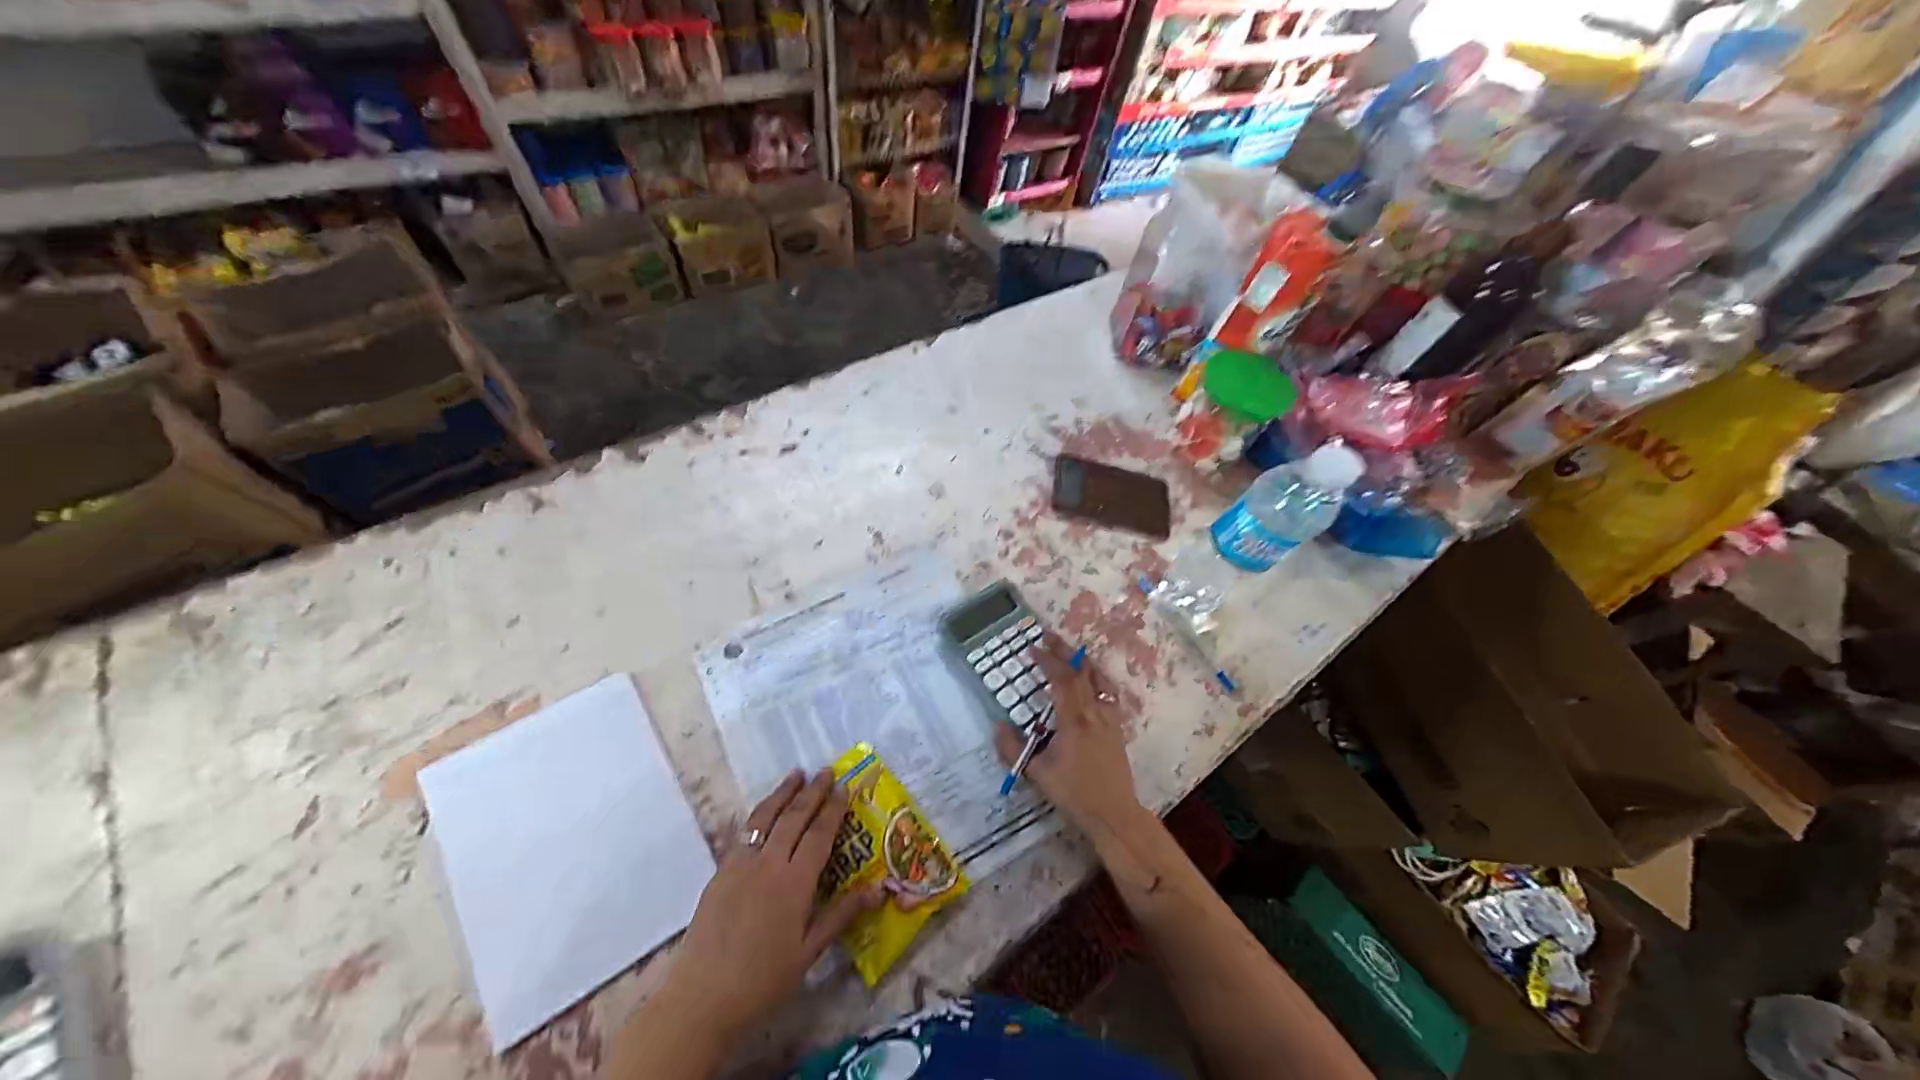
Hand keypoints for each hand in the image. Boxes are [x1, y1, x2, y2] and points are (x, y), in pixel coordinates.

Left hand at [662, 768, 882, 1038]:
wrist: (701, 998)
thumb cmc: (763, 981)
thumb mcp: (809, 952)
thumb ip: (841, 915)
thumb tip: (879, 890)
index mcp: (794, 883)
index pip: (819, 834)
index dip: (833, 809)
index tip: (845, 787)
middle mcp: (768, 864)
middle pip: (793, 817)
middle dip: (812, 791)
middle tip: (827, 771)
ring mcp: (740, 865)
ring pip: (765, 818)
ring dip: (783, 793)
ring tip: (796, 774)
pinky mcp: (720, 873)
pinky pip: (745, 833)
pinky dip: (760, 815)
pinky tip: (765, 812)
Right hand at [995, 634, 1144, 832]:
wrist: (1114, 812)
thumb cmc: (1074, 793)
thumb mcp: (1037, 773)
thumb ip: (1013, 749)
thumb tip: (998, 725)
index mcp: (1074, 720)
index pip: (1062, 678)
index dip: (1047, 660)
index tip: (1031, 649)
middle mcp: (1094, 712)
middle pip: (1081, 670)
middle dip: (1063, 650)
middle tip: (1047, 635)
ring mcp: (1109, 717)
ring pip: (1098, 677)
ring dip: (1081, 660)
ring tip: (1067, 650)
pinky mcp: (1117, 726)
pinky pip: (1107, 691)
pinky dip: (1095, 677)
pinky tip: (1089, 679)